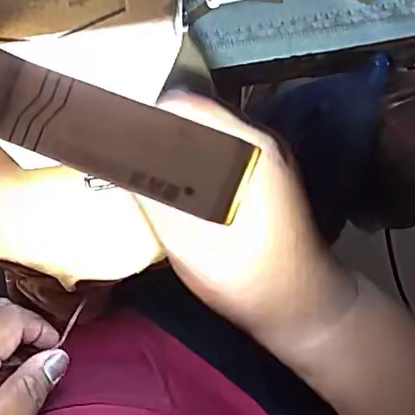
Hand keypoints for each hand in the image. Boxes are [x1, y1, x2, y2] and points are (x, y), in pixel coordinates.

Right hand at [133, 93, 361, 364]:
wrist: (305, 309)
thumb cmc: (251, 280)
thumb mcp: (191, 242)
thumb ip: (154, 194)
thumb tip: (117, 157)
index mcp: (248, 149)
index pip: (184, 105)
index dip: (141, 114)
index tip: (109, 131)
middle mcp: (260, 141)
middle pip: (193, 114)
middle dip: (149, 127)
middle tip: (112, 149)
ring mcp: (264, 157)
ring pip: (203, 132)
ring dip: (167, 143)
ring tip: (131, 164)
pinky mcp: (260, 174)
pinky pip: (215, 151)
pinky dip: (186, 158)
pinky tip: (165, 183)